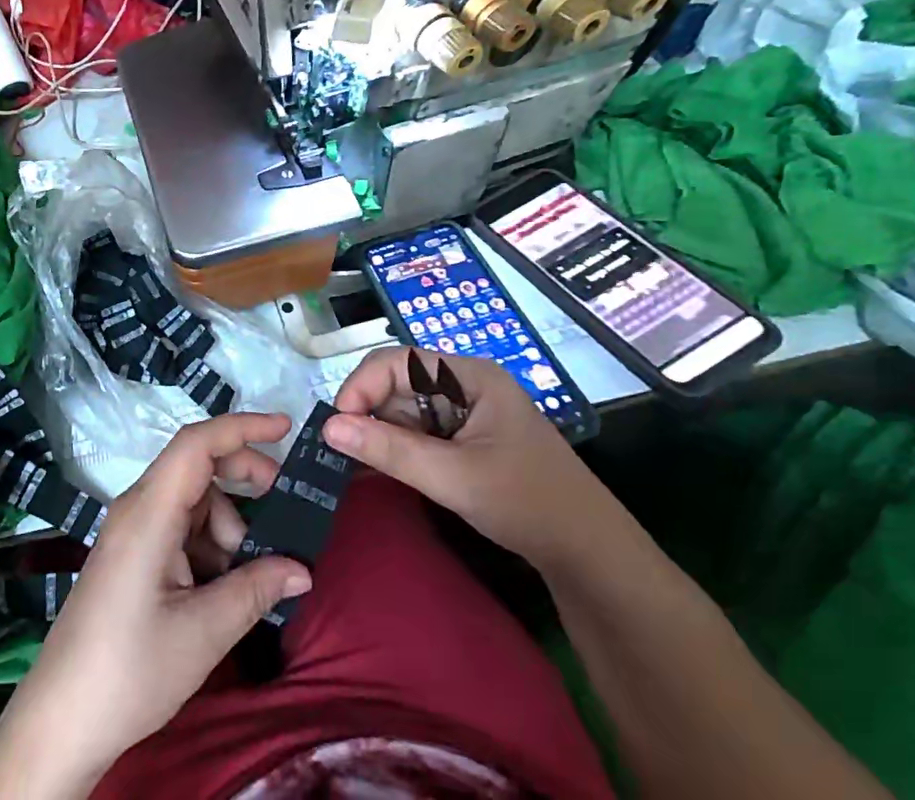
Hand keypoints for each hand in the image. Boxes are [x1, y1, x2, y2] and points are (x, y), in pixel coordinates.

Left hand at [0, 414, 311, 799]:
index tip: (287, 427)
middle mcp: (136, 510)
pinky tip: (218, 590)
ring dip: (226, 526)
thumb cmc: (131, 670)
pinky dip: (207, 547)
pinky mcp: (132, 556)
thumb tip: (303, 568)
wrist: (63, 718)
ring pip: (192, 503)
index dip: (242, 427)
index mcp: (147, 513)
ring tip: (238, 580)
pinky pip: (178, 530)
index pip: (196, 444)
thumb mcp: (204, 631)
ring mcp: (131, 533)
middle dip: (243, 479)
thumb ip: (256, 589)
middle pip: (196, 468)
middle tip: (282, 509)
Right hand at [323, 347, 632, 575]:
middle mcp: (463, 386)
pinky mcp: (461, 439)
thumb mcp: (452, 476)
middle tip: (341, 448)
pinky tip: (376, 467)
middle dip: (367, 411)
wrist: (586, 552)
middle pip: (397, 383)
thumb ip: (389, 449)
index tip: (338, 424)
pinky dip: (393, 447)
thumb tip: (328, 428)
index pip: (398, 362)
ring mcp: (463, 413)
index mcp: (470, 377)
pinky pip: (415, 432)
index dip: (362, 386)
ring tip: (355, 461)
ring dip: (377, 432)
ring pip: (401, 409)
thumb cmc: (526, 502)